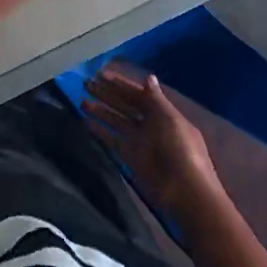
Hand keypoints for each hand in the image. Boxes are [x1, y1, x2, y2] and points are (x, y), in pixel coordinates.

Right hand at [82, 67, 223, 215]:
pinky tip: (85, 121)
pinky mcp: (131, 156)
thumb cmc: (180, 150)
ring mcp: (140, 141)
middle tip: (86, 84)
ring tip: (81, 101)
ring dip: (101, 110)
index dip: (121, 84)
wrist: (184, 191)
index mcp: (164, 115)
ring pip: (117, 120)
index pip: (140, 95)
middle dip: (108, 94)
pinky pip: (112, 139)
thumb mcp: (170, 121)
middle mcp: (151, 125)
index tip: (100, 74)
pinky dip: (100, 130)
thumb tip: (148, 77)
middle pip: (126, 106)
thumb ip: (155, 99)